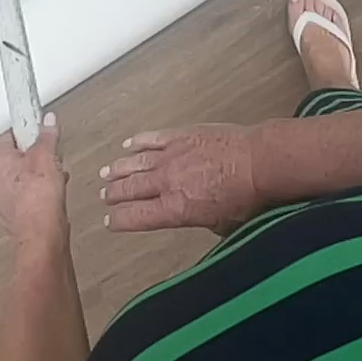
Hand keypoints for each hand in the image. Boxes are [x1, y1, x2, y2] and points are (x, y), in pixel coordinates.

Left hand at [0, 112, 69, 246]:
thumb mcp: (48, 157)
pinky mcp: (14, 216)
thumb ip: (47, 136)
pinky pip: (26, 197)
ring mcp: (3, 200)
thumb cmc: (39, 200)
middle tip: (50, 154)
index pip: (8, 136)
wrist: (42, 237)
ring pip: (22, 178)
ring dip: (38, 175)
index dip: (25, 130)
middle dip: (35, 155)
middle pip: (15, 158)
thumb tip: (47, 121)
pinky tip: (54, 195)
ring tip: (56, 176)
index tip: (38, 128)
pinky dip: (38, 194)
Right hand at [100, 124, 263, 234]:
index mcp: (175, 209)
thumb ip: (200, 220)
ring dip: (119, 169)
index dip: (119, 220)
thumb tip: (198, 216)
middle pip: (131, 189)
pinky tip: (128, 145)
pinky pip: (152, 139)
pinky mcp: (181, 136)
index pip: (136, 217)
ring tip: (106, 173)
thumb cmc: (247, 198)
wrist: (258, 163)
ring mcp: (172, 156)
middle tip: (104, 196)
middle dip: (114, 194)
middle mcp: (167, 182)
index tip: (109, 221)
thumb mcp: (221, 225)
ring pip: (136, 163)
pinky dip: (138, 142)